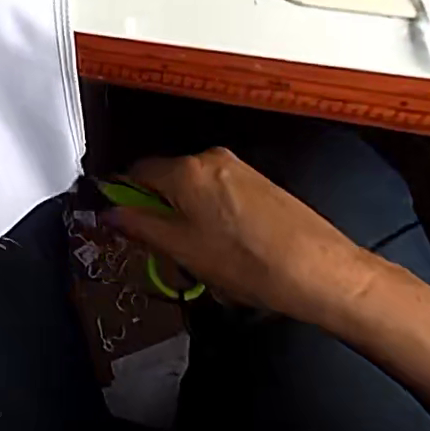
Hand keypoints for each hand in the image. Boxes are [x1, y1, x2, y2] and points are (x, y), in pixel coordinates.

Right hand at [107, 148, 402, 326]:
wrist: (319, 271)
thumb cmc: (251, 262)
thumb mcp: (181, 249)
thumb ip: (138, 225)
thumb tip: (110, 212)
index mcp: (186, 170)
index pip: (134, 171)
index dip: (123, 198)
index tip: (123, 222)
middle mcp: (211, 159)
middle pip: (164, 180)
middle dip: (159, 212)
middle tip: (167, 250)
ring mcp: (238, 168)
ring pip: (191, 190)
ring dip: (185, 218)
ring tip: (203, 257)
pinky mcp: (257, 183)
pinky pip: (217, 194)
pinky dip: (211, 217)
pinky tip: (227, 250)